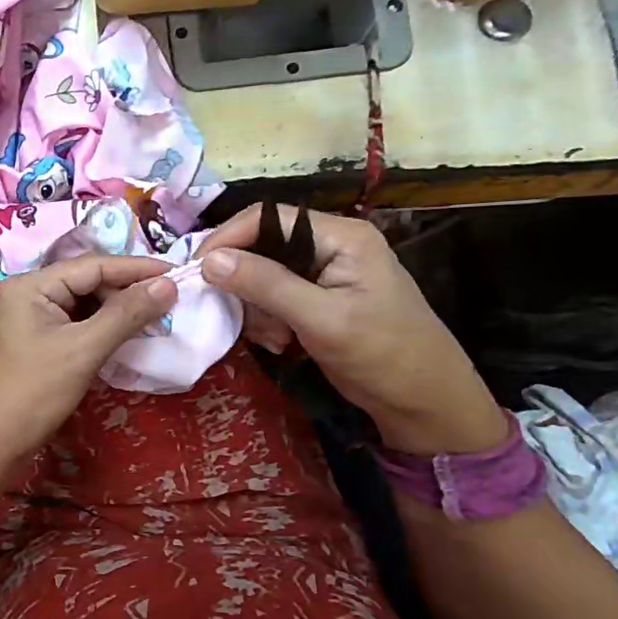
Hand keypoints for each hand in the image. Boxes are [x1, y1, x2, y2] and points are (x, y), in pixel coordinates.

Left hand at [0, 256, 177, 460]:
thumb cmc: (34, 392)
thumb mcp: (84, 350)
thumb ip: (126, 314)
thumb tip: (169, 284)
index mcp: (32, 285)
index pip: (93, 265)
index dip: (137, 269)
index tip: (178, 274)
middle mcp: (29, 293)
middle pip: (88, 281)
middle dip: (128, 291)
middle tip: (170, 302)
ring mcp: (32, 318)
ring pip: (85, 303)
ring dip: (119, 310)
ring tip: (156, 318)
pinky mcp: (38, 341)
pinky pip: (77, 323)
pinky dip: (104, 327)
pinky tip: (128, 335)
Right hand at [199, 205, 505, 455]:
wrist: (421, 400)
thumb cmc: (381, 354)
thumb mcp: (321, 318)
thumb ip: (266, 285)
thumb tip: (209, 260)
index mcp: (340, 236)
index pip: (269, 217)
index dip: (228, 238)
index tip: (196, 270)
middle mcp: (330, 245)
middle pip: (262, 246)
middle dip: (245, 283)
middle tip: (241, 318)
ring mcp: (324, 272)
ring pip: (263, 275)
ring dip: (257, 308)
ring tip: (275, 339)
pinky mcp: (317, 298)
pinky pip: (274, 297)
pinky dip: (268, 320)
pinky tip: (281, 343)